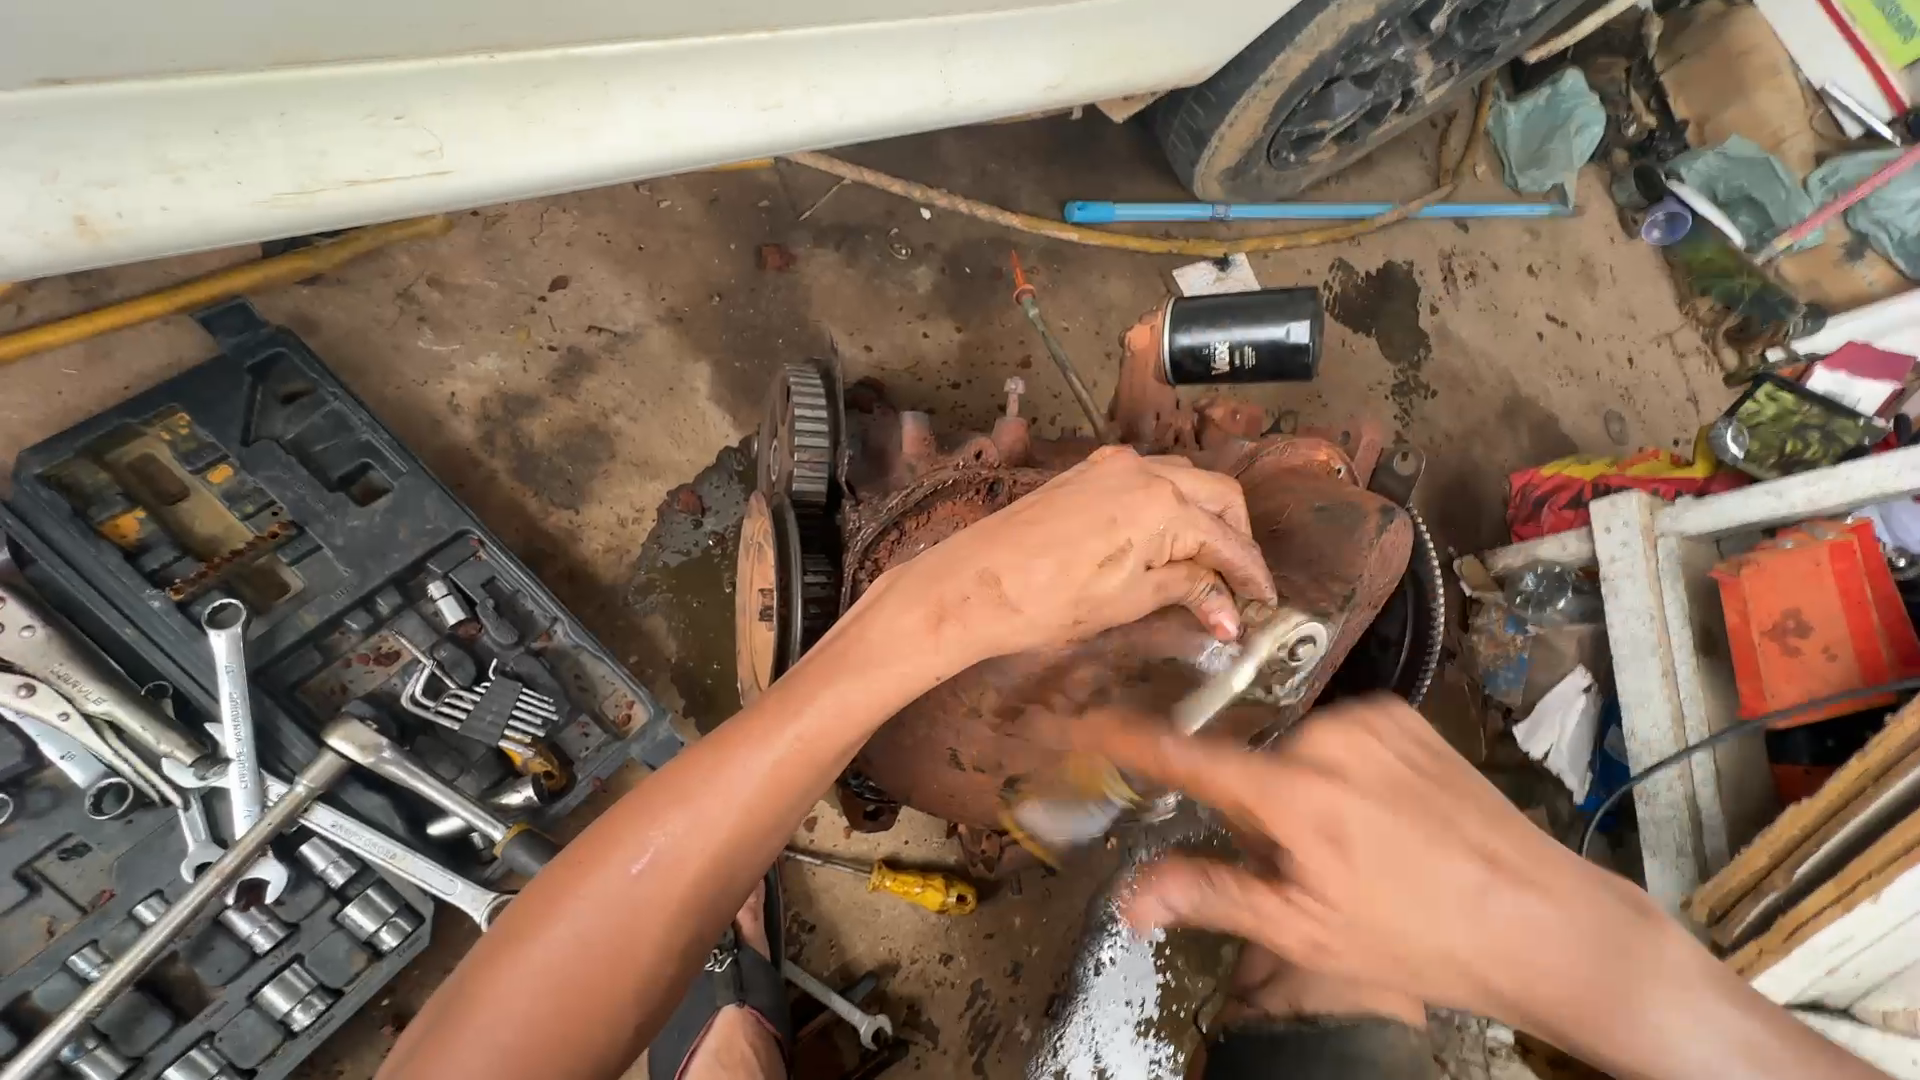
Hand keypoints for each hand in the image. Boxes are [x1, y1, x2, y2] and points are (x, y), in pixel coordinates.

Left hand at [857, 446, 1276, 669]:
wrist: (973, 582)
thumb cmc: (1049, 600)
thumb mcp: (1128, 600)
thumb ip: (1188, 591)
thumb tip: (1232, 612)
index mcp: (1163, 504)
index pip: (1227, 539)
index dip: (1251, 574)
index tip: (1265, 601)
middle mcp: (1144, 471)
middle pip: (1217, 495)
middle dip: (1235, 536)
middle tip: (1239, 581)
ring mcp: (1111, 465)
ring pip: (1183, 479)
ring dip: (1203, 515)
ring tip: (1204, 562)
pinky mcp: (1086, 471)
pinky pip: (1146, 477)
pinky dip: (1168, 503)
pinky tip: (1164, 535)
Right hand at [1090, 695, 1661, 1031]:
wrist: (1548, 921)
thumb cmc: (1418, 939)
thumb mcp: (1306, 933)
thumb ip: (1210, 896)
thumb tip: (1128, 898)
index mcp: (1295, 796)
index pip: (1185, 754)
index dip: (1127, 737)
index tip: (1084, 720)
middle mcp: (1325, 738)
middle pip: (1244, 757)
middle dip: (1246, 800)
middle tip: (1290, 855)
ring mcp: (1366, 717)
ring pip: (1288, 743)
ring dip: (1291, 781)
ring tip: (1346, 838)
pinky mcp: (1397, 711)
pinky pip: (1332, 729)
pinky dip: (1331, 761)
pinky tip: (1374, 806)